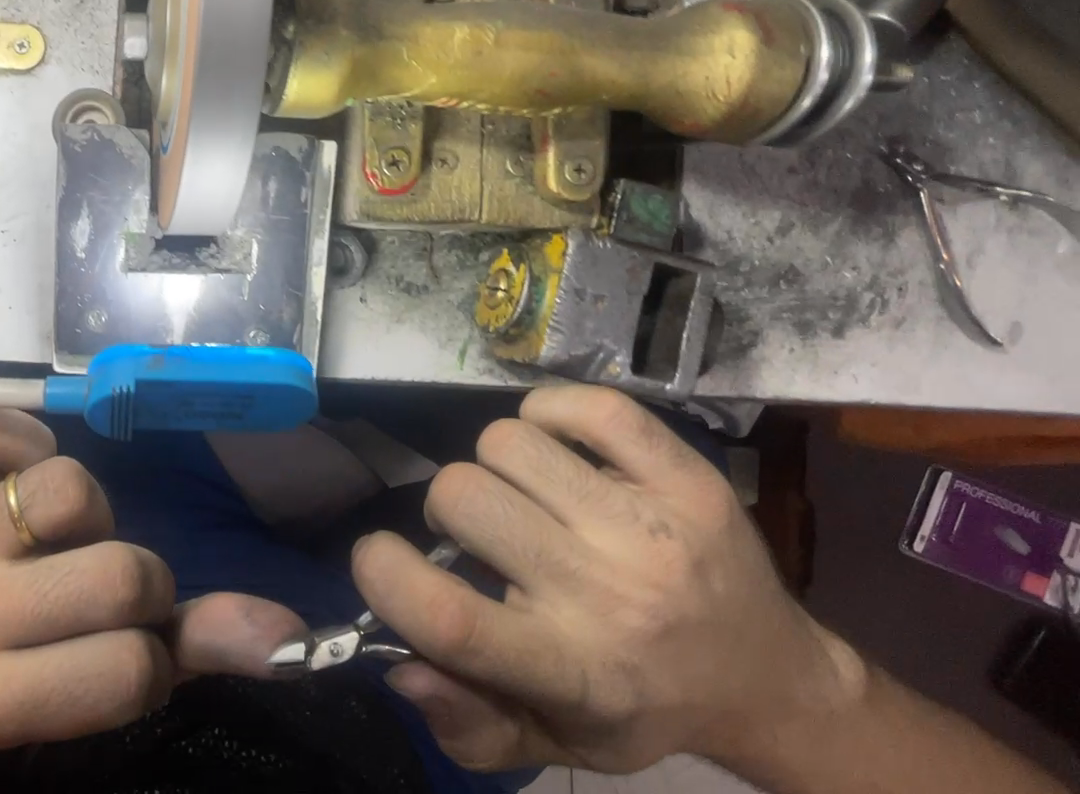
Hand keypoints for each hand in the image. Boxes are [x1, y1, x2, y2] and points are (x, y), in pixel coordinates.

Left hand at [0, 408, 306, 748]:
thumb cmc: (39, 665)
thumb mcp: (113, 679)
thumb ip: (200, 651)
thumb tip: (291, 633)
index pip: (134, 670)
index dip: (150, 654)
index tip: (123, 646)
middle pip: (115, 575)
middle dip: (133, 582)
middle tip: (99, 589)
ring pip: (69, 489)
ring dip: (88, 511)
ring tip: (67, 537)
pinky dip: (22, 439)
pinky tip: (24, 479)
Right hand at [352, 387, 860, 774]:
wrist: (769, 680)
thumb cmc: (637, 707)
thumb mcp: (550, 742)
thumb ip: (465, 723)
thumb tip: (399, 666)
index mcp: (568, 670)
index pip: (448, 618)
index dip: (383, 573)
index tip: (378, 558)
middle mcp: (609, 595)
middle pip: (461, 497)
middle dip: (447, 510)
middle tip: (480, 534)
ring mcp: (652, 527)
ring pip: (506, 443)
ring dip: (496, 467)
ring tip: (525, 497)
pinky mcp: (689, 478)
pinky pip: (586, 406)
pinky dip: (550, 416)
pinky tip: (560, 454)